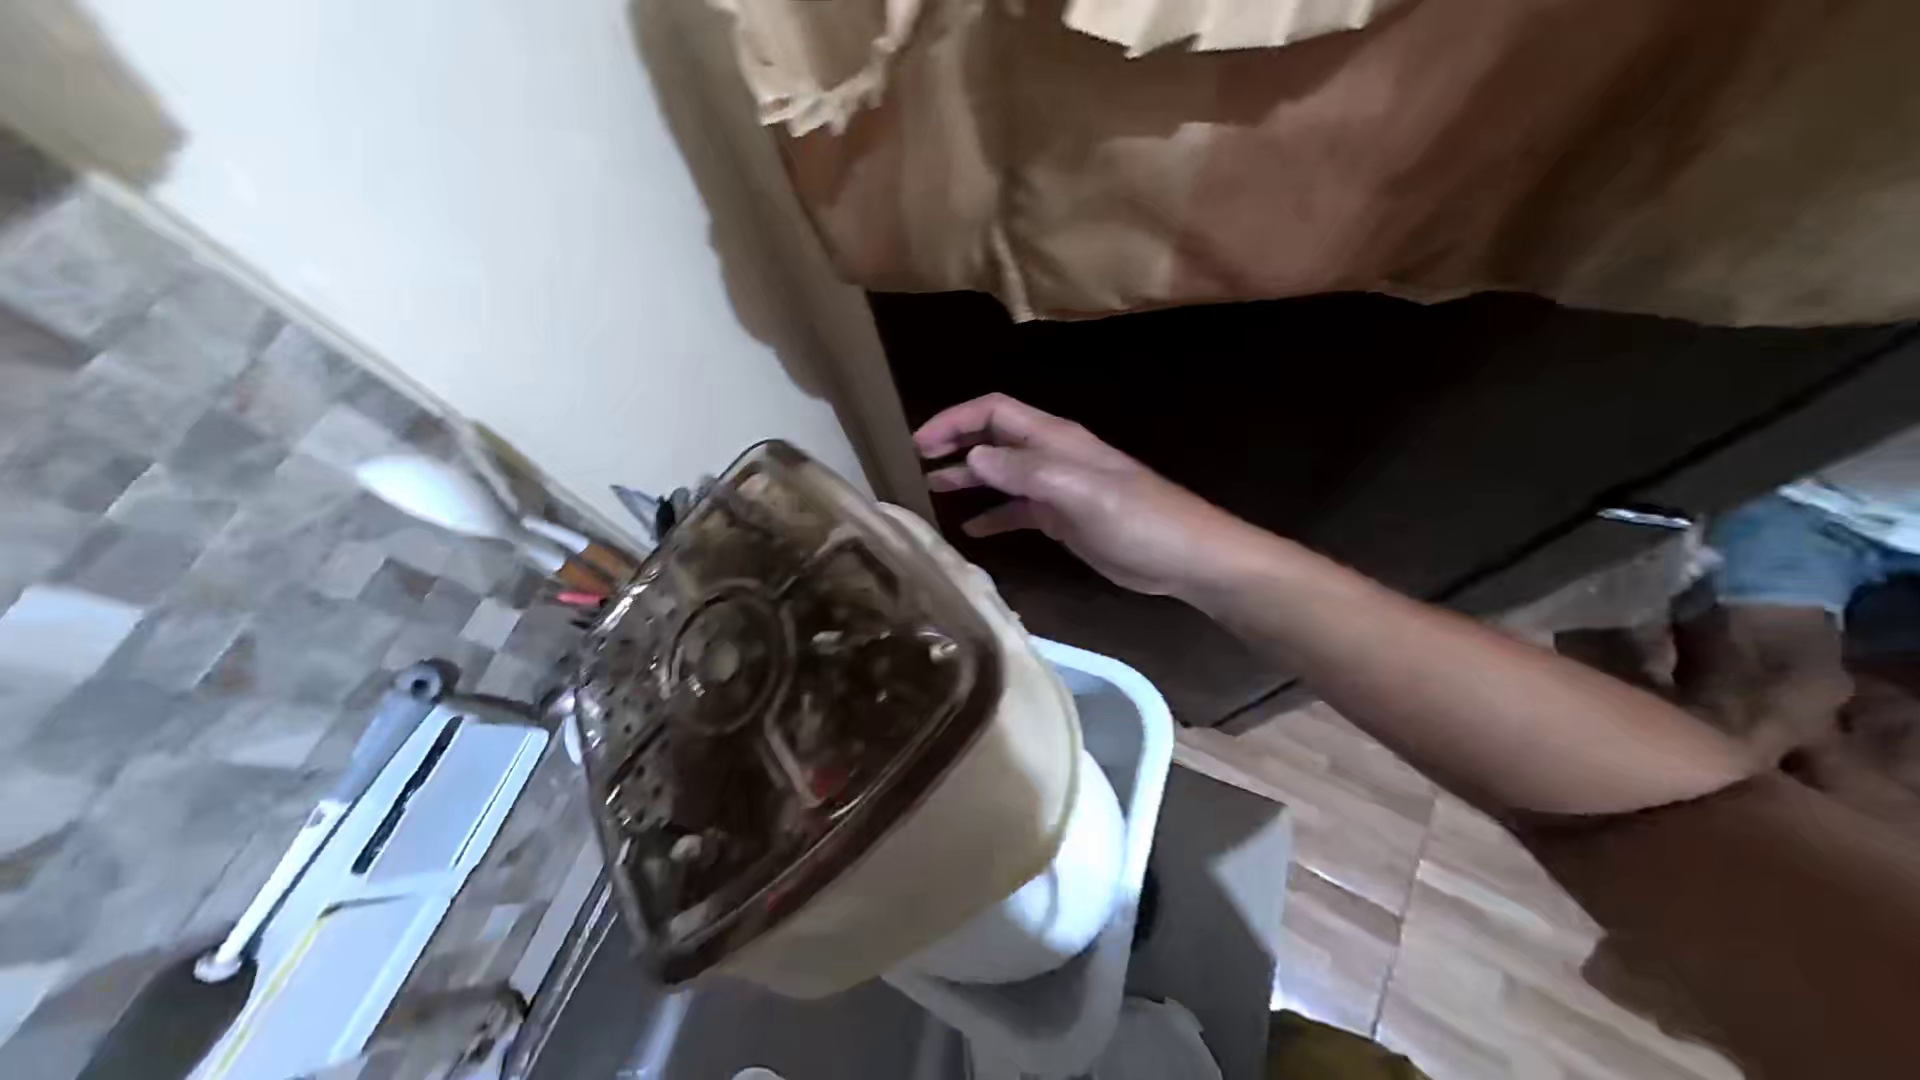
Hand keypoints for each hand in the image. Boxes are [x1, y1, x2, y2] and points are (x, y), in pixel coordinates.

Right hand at [912, 394, 1261, 596]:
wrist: (1184, 558)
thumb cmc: (1138, 519)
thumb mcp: (1080, 492)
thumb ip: (1026, 472)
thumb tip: (972, 458)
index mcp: (1055, 439)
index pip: (995, 412)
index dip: (955, 420)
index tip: (920, 444)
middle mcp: (1051, 457)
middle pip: (994, 438)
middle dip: (955, 444)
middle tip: (918, 463)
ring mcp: (1056, 489)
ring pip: (1001, 474)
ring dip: (968, 478)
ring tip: (932, 491)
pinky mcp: (1061, 519)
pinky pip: (1017, 510)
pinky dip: (993, 515)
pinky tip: (971, 529)